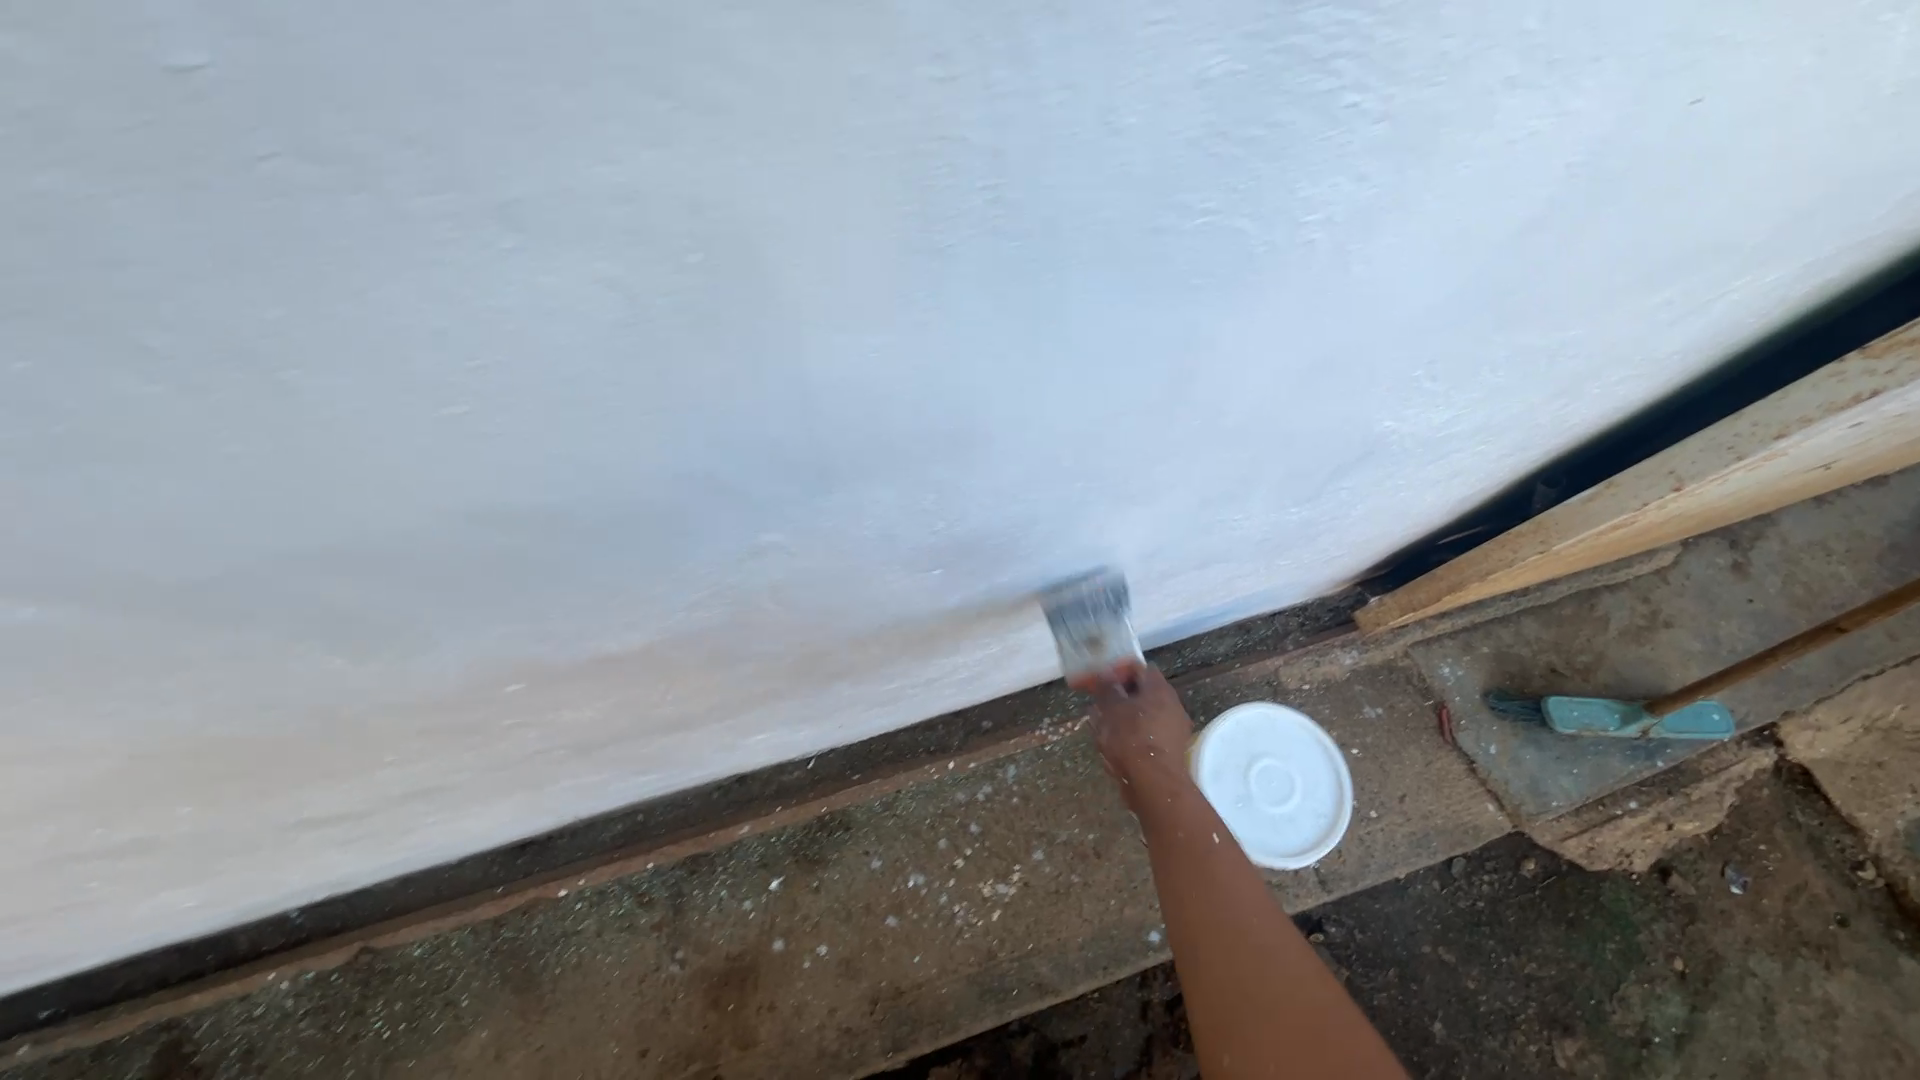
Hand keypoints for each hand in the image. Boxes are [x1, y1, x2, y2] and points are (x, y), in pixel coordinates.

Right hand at [1077, 663, 1194, 797]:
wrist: (1153, 783)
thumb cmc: (1130, 738)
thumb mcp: (1110, 708)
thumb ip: (1107, 688)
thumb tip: (1105, 674)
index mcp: (1159, 689)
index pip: (1140, 668)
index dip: (1120, 671)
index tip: (1102, 679)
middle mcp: (1172, 705)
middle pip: (1143, 693)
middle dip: (1120, 697)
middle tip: (1099, 703)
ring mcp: (1174, 729)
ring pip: (1144, 715)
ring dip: (1124, 717)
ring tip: (1101, 726)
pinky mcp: (1171, 750)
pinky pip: (1148, 734)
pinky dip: (1132, 735)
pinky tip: (1114, 744)